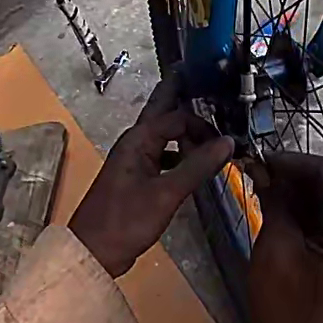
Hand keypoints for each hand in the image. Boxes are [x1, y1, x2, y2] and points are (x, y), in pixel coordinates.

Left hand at [69, 77, 234, 276]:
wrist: (94, 250)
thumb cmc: (126, 219)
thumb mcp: (166, 193)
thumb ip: (197, 166)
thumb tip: (227, 142)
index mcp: (138, 140)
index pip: (176, 118)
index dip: (202, 124)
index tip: (227, 138)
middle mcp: (135, 143)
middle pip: (160, 112)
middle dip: (175, 94)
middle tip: (190, 73)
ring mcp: (134, 160)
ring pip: (162, 135)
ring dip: (182, 128)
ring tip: (206, 122)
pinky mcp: (137, 177)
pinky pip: (162, 154)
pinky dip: (178, 153)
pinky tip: (192, 161)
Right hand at [243, 151, 322, 322]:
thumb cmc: (288, 312)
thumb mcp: (275, 250)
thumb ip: (274, 201)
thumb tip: (260, 165)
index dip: (293, 160)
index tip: (258, 160)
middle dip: (292, 172)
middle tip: (252, 170)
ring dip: (294, 187)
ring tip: (257, 183)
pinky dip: (299, 205)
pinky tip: (271, 202)